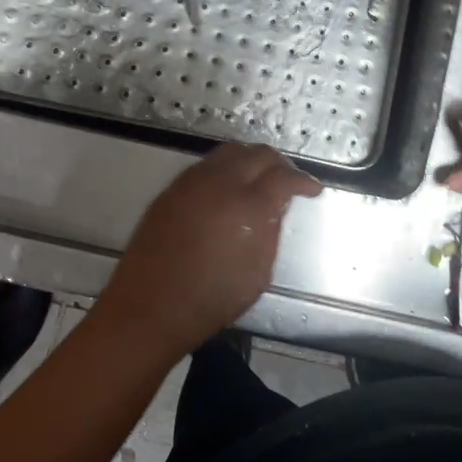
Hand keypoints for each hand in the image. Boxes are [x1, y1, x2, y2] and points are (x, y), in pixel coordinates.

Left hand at [98, 143, 320, 357]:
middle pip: (259, 154)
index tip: (313, 189)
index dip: (304, 181)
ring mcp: (192, 182)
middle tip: (290, 180)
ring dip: (252, 159)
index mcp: (247, 207)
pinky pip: (207, 164)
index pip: (283, 178)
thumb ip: (272, 232)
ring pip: (231, 151)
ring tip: (262, 176)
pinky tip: (230, 184)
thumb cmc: (210, 301)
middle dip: (280, 164)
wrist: (148, 309)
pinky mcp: (172, 189)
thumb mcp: (258, 274)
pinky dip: (227, 166)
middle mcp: (220, 184)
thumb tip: (277, 206)